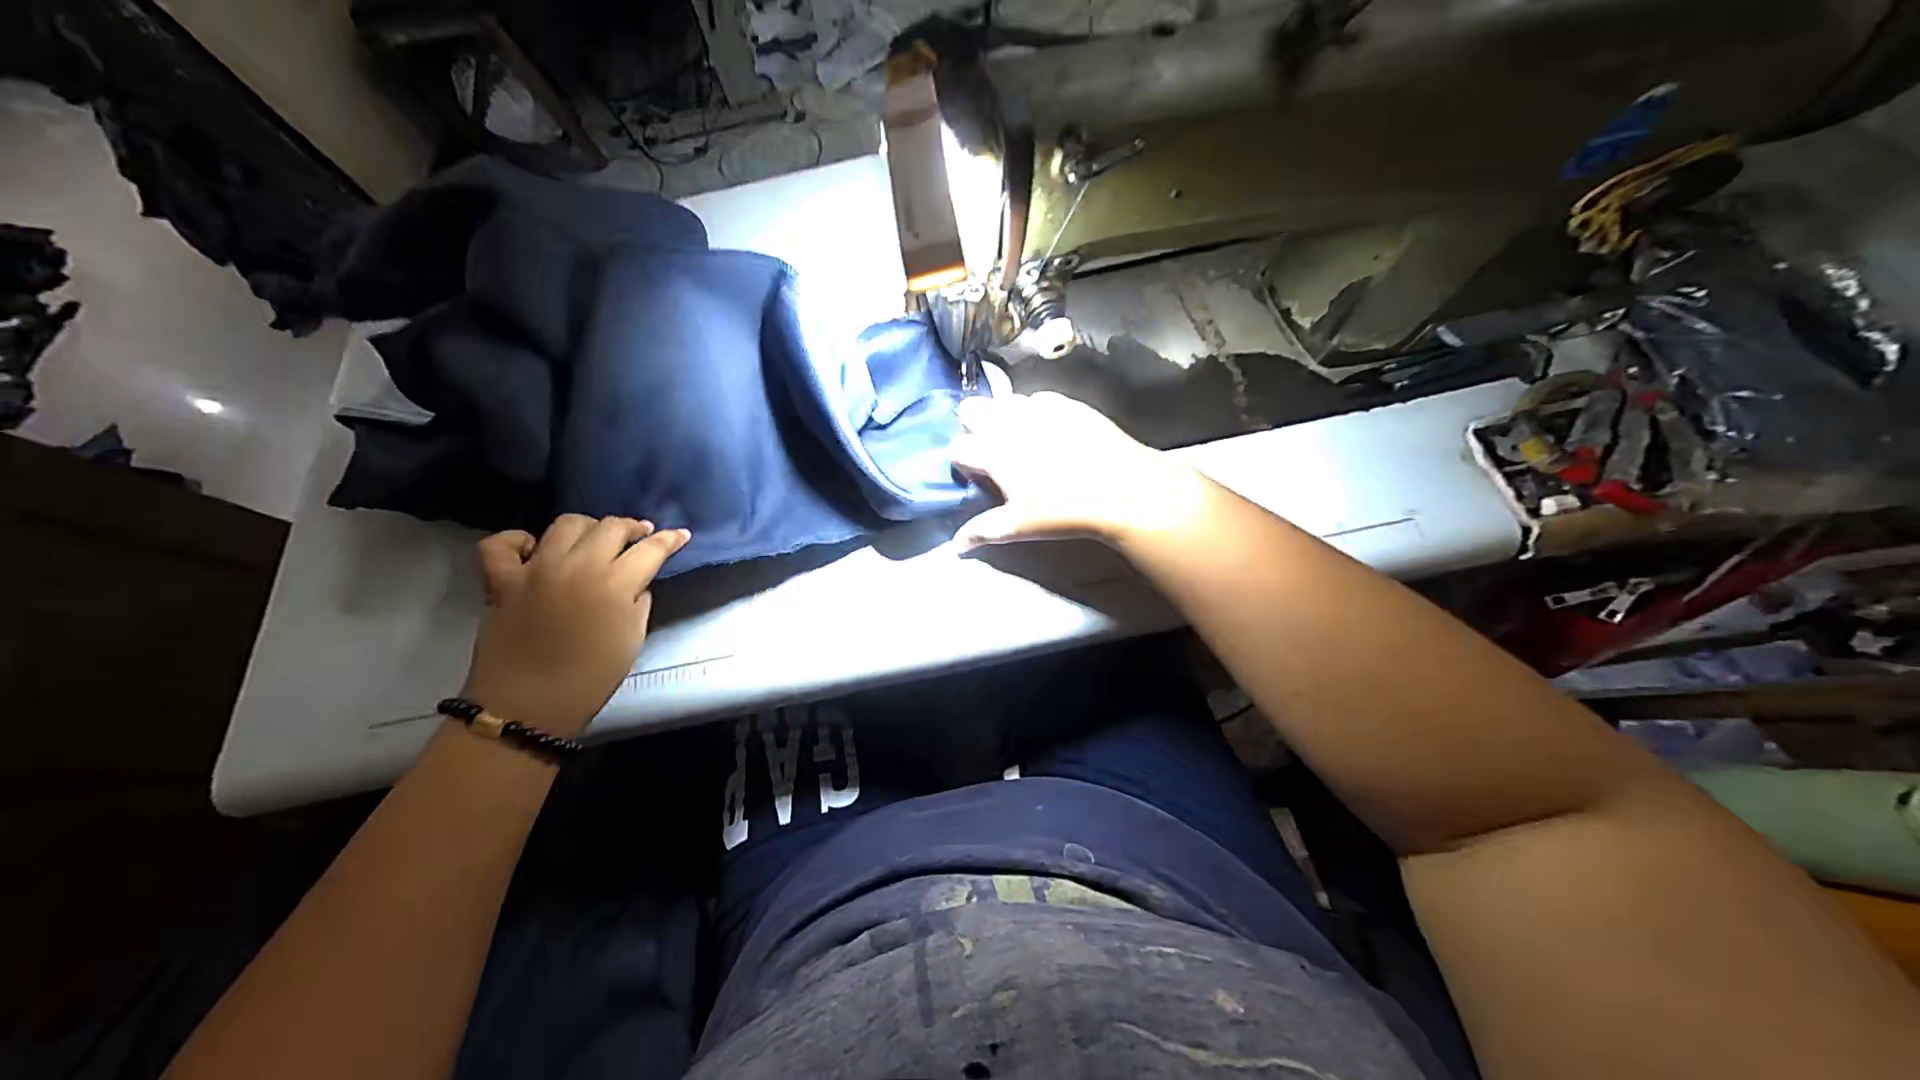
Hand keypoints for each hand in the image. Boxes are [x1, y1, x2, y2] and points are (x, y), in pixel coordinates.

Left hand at [460, 515, 690, 737]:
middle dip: (632, 528)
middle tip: (640, 537)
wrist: (527, 707)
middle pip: (611, 527)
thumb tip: (635, 583)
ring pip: (566, 524)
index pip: (652, 548)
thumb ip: (638, 602)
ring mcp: (536, 569)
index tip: (680, 536)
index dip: (671, 539)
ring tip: (594, 540)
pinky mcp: (502, 580)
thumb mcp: (632, 640)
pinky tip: (532, 550)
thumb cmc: (590, 679)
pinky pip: (502, 544)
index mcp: (615, 583)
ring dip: (588, 528)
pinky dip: (517, 541)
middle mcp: (577, 565)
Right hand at [949, 391, 1207, 548]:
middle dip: (974, 423)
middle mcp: (1009, 424)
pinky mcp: (1066, 403)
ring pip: (1005, 400)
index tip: (973, 468)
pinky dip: (1037, 410)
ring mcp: (1039, 409)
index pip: (957, 445)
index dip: (962, 457)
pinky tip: (1049, 427)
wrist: (1122, 489)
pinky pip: (1040, 399)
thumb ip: (983, 531)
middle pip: (972, 408)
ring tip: (1018, 434)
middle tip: (989, 444)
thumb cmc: (1064, 512)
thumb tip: (957, 545)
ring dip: (1004, 414)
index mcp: (993, 453)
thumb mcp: (1020, 526)